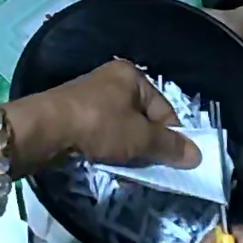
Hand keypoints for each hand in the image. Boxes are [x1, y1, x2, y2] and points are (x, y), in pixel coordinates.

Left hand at [5, 60, 198, 175]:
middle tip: (150, 167)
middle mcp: (112, 79)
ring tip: (126, 166)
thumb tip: (197, 155)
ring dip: (126, 147)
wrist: (44, 129)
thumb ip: (169, 146)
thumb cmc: (99, 125)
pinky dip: (107, 146)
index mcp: (132, 76)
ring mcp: (91, 95)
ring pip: (121, 125)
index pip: (164, 108)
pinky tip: (105, 160)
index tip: (175, 162)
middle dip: (147, 142)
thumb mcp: (139, 138)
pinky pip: (101, 131)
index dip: (171, 136)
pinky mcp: (74, 112)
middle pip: (142, 116)